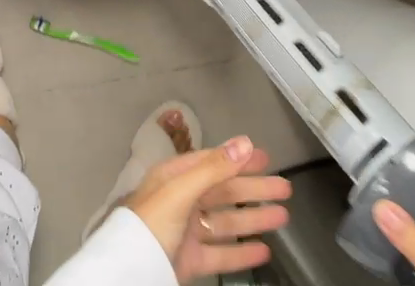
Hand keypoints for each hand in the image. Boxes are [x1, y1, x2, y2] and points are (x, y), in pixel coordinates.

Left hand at [125, 135, 293, 283]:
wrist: (129, 270)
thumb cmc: (152, 222)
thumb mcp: (180, 190)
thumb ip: (214, 168)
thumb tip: (245, 142)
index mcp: (174, 177)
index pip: (212, 163)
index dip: (238, 159)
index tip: (266, 158)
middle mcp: (180, 201)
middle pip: (223, 192)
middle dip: (253, 189)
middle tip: (285, 189)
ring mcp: (185, 232)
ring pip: (225, 222)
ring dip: (253, 218)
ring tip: (282, 217)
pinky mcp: (189, 260)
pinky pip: (220, 253)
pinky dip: (241, 251)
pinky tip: (262, 250)